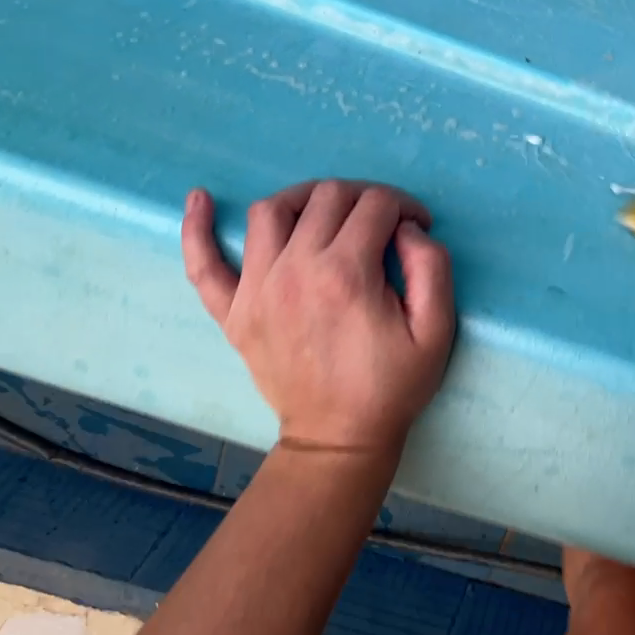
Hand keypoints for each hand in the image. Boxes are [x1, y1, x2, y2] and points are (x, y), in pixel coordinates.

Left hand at [181, 180, 455, 451]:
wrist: (339, 439)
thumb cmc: (394, 384)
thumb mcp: (438, 328)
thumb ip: (432, 265)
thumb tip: (407, 228)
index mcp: (347, 274)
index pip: (376, 205)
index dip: (406, 206)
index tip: (418, 226)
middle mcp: (295, 270)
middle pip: (327, 197)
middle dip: (365, 196)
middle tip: (384, 221)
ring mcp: (255, 290)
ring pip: (272, 210)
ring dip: (305, 198)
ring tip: (328, 211)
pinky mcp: (232, 311)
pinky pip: (202, 263)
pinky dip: (197, 228)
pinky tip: (200, 199)